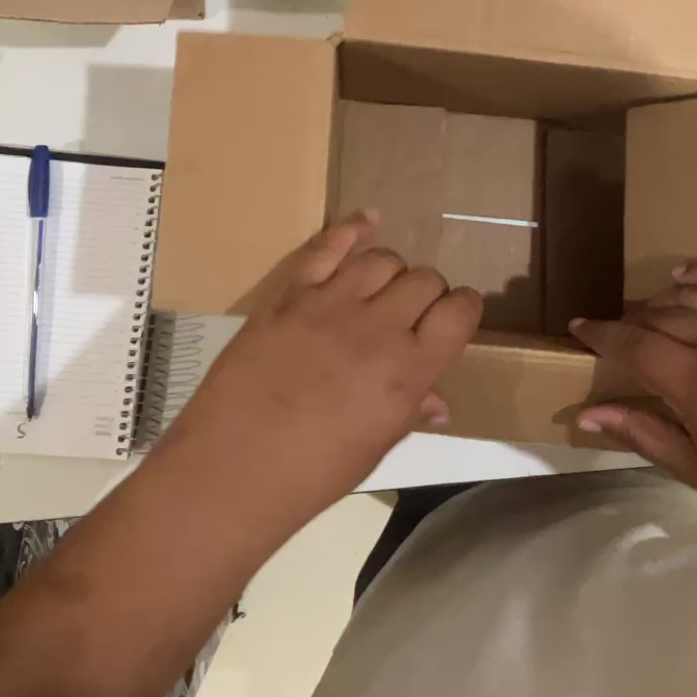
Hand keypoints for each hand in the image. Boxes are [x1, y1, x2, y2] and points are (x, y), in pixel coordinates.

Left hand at [153, 213, 482, 525]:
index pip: (460, 312)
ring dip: (392, 271)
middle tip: (412, 314)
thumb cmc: (312, 473)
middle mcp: (378, 328)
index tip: (456, 316)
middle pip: (424, 279)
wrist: (232, 469)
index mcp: (408, 371)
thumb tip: (437, 400)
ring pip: (382, 260)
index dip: (464, 309)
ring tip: (383, 290)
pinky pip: (328, 246)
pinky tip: (368, 222)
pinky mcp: (290, 295)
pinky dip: (352, 229)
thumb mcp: (375, 448)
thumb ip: (411, 412)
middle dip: (428, 293)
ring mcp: (331, 304)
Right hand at [572, 256, 696, 534]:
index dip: (602, 334)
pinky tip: (685, 275)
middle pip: (661, 315)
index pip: (635, 344)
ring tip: (649, 317)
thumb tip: (583, 414)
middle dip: (630, 322)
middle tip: (618, 335)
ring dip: (662, 302)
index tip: (579, 328)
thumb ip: (639, 432)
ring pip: (694, 295)